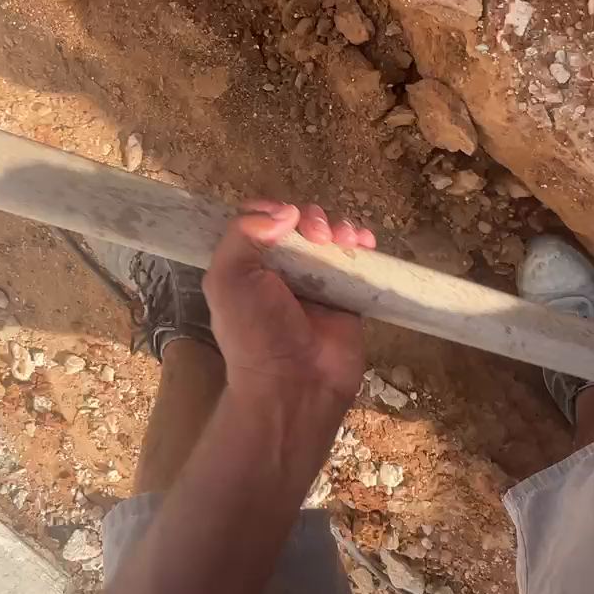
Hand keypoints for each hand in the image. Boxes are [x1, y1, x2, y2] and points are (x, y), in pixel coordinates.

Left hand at [204, 201, 370, 410]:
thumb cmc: (255, 333)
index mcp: (246, 264)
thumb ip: (242, 235)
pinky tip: (365, 243)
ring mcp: (316, 281)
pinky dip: (363, 243)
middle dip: (312, 217)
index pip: (260, 219)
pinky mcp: (347, 295)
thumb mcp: (228, 280)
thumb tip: (284, 212)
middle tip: (317, 235)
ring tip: (343, 239)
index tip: (285, 216)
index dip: (274, 209)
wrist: (294, 385)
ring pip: (330, 235)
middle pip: (299, 222)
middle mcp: (281, 269)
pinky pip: (356, 260)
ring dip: (339, 226)